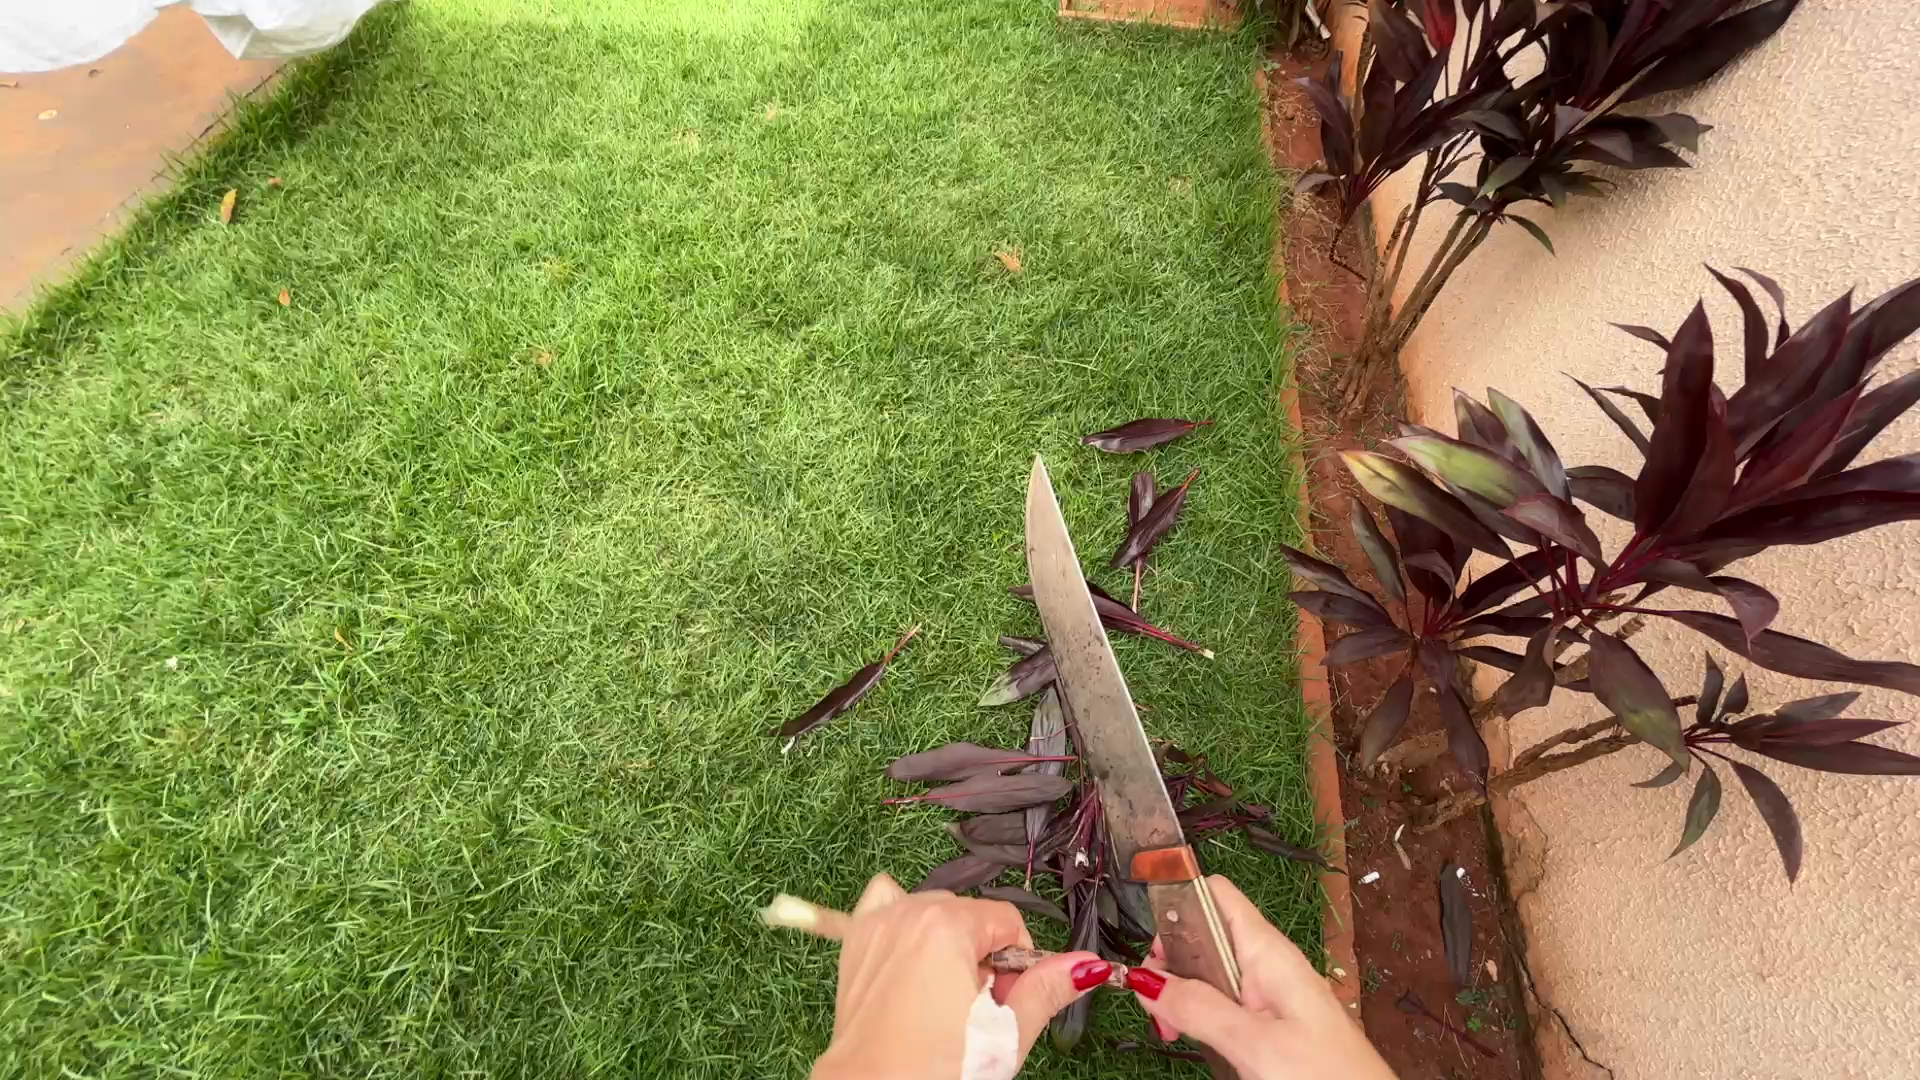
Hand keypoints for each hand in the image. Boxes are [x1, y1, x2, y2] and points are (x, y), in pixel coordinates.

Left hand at [812, 873, 1108, 1079]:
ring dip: (947, 942)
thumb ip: (1046, 989)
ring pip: (936, 910)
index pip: (1008, 920)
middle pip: (972, 916)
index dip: (1016, 963)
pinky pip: (890, 899)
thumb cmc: (937, 1073)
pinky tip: (911, 959)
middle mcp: (913, 910)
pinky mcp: (858, 935)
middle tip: (974, 1010)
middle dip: (983, 955)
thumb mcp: (1004, 1037)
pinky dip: (905, 918)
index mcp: (950, 926)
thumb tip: (1087, 964)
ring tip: (941, 997)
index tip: (1006, 1000)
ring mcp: (882, 920)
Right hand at [1127, 875, 1395, 1079]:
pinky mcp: (1271, 1027)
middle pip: (1202, 934)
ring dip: (1181, 993)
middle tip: (1151, 1000)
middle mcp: (1265, 963)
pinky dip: (1200, 1017)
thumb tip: (1141, 978)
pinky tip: (1193, 1040)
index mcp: (1266, 949)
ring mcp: (1269, 996)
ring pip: (1208, 973)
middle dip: (1169, 960)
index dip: (1175, 895)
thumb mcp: (1256, 1044)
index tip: (1146, 936)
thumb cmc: (1327, 1078)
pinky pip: (1223, 1005)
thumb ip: (1197, 1008)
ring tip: (1168, 1028)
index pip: (1213, 891)